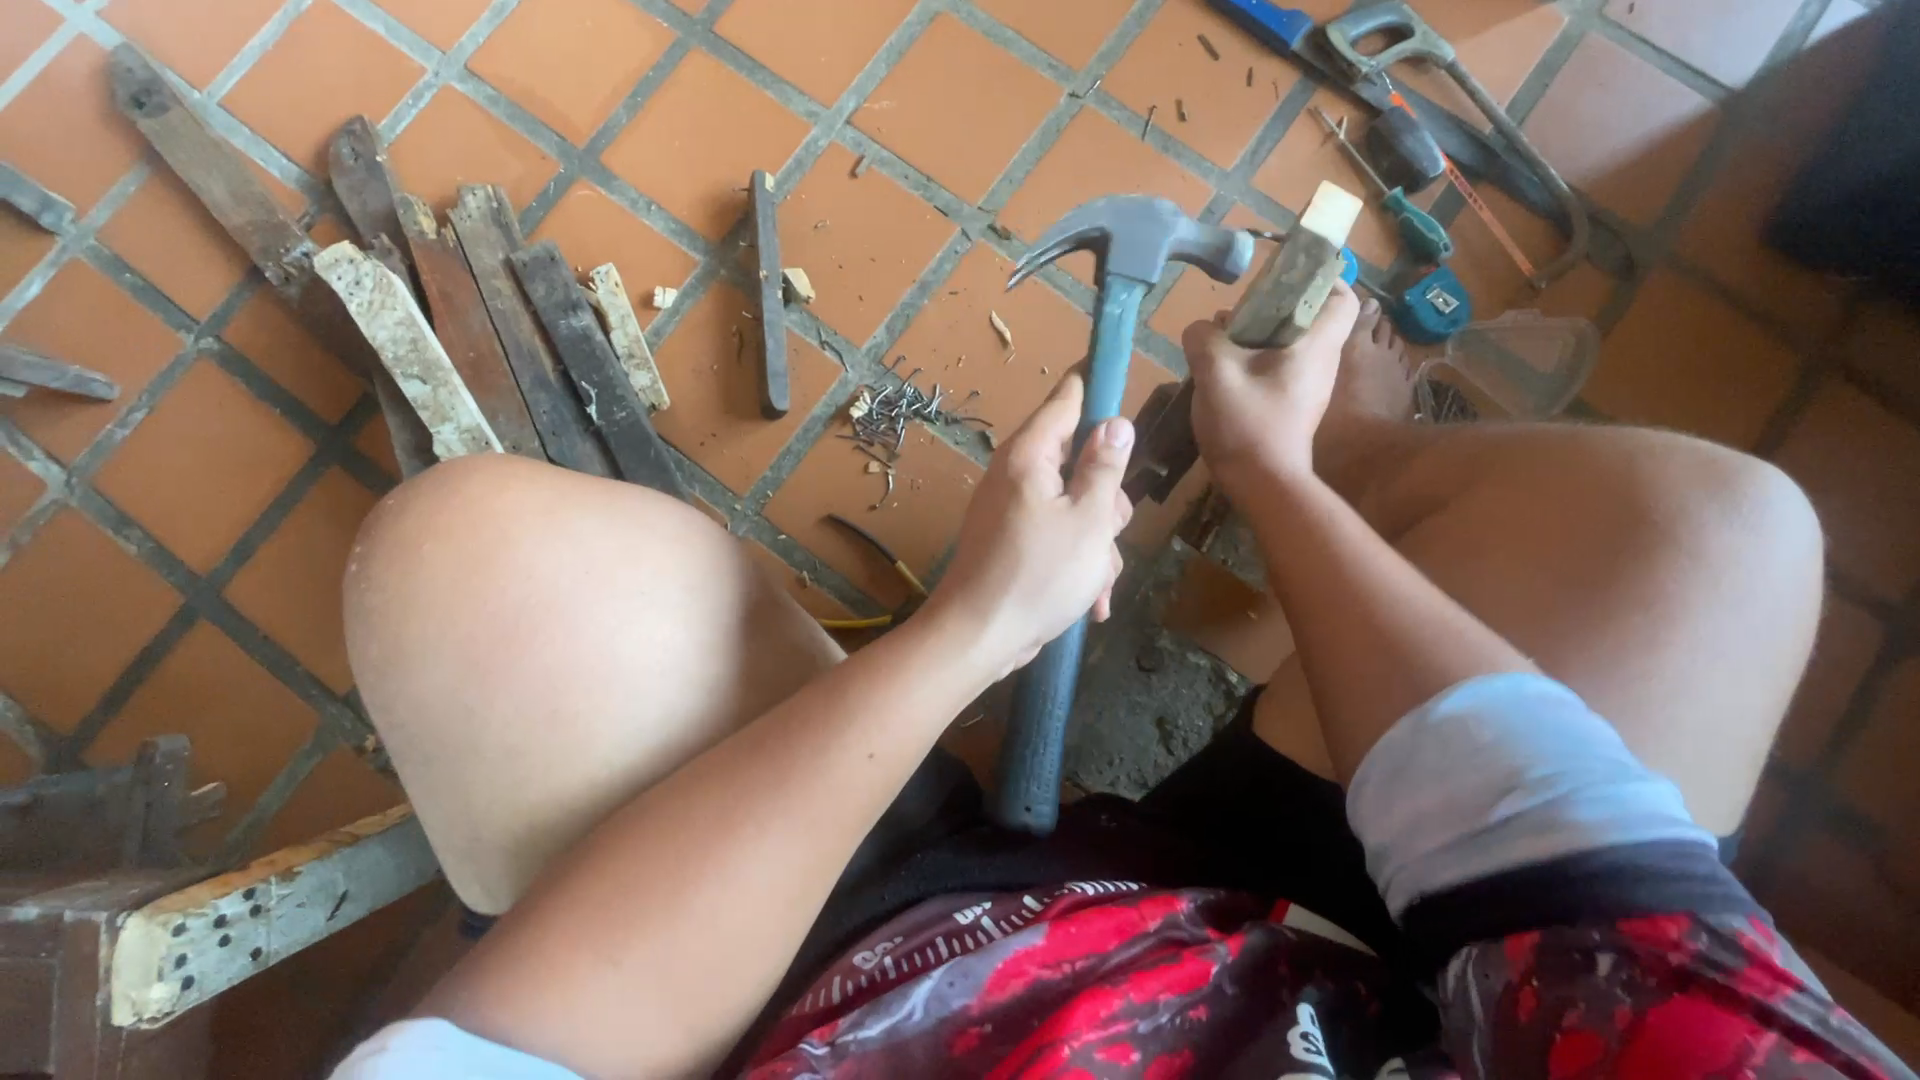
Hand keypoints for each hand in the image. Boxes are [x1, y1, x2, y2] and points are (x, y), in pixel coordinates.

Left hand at [929, 374, 1133, 676]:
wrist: (979, 638)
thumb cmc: (1038, 576)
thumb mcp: (1089, 520)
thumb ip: (1104, 468)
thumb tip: (1115, 422)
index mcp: (1030, 455)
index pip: (1068, 397)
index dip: (1100, 387)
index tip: (1129, 385)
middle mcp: (1018, 474)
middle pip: (1081, 460)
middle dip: (1107, 499)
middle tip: (1109, 528)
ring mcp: (1015, 510)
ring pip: (1078, 507)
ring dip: (1097, 542)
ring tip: (1094, 579)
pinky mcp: (1016, 543)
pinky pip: (1060, 538)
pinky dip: (1078, 564)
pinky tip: (1089, 599)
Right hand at [1183, 281, 1360, 486]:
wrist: (1263, 485)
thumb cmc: (1248, 424)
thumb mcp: (1215, 373)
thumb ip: (1204, 338)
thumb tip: (1202, 328)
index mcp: (1316, 345)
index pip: (1341, 297)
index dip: (1321, 278)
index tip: (1285, 277)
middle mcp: (1322, 363)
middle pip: (1308, 319)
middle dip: (1273, 309)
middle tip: (1235, 316)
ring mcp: (1310, 388)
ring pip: (1290, 346)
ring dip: (1258, 339)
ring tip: (1221, 346)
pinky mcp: (1295, 408)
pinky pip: (1280, 371)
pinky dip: (1256, 364)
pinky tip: (1225, 377)